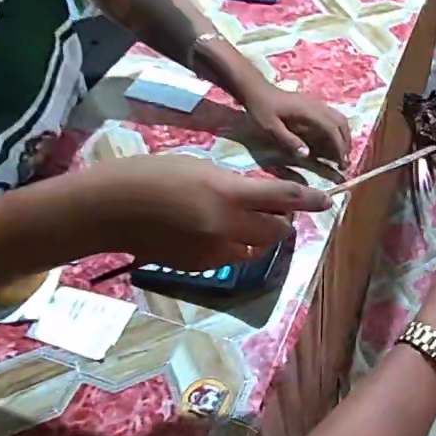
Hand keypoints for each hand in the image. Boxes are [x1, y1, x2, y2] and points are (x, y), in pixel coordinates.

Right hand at [85, 155, 328, 269]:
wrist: (109, 209)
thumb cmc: (151, 175)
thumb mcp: (199, 168)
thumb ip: (234, 186)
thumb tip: (258, 199)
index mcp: (228, 194)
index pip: (284, 198)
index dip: (310, 200)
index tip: (326, 201)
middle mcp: (227, 227)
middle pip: (278, 231)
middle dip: (282, 220)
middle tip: (271, 208)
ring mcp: (214, 252)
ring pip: (257, 250)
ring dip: (259, 237)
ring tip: (238, 221)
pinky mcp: (200, 267)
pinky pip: (231, 259)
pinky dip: (232, 247)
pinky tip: (208, 232)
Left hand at [243, 86, 352, 165]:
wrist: (256, 89)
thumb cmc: (261, 108)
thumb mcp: (270, 127)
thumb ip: (288, 140)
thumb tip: (307, 155)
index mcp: (308, 111)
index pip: (332, 129)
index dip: (339, 147)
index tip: (342, 163)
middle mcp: (316, 105)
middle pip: (341, 123)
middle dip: (346, 143)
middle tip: (345, 163)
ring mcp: (316, 103)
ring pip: (339, 119)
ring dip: (344, 137)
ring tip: (342, 155)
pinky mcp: (313, 105)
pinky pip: (333, 117)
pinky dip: (338, 131)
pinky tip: (333, 143)